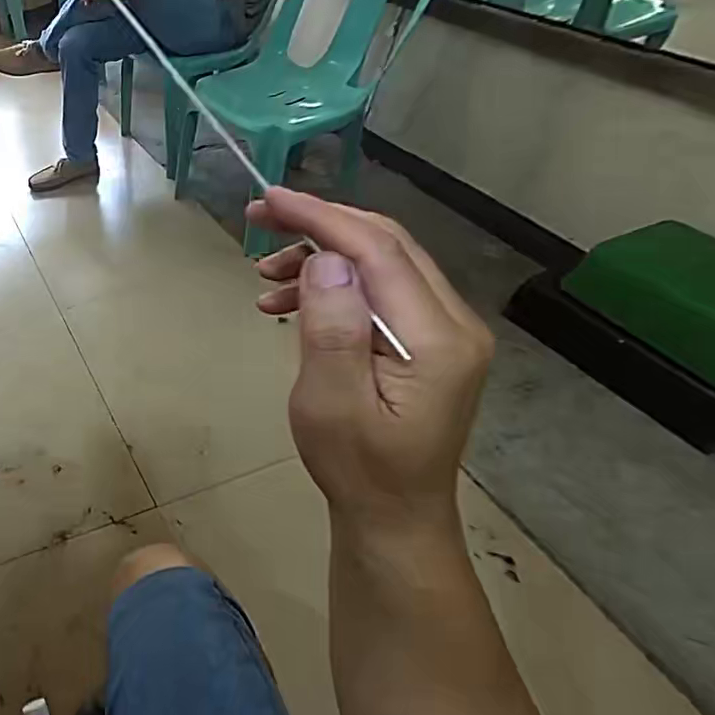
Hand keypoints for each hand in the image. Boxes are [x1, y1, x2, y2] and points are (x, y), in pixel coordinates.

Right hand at [248, 188, 494, 525]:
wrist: (392, 516)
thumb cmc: (357, 469)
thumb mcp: (330, 404)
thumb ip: (332, 328)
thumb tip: (325, 260)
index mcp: (437, 338)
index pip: (378, 251)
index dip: (322, 218)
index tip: (270, 199)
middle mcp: (453, 322)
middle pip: (385, 245)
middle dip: (320, 224)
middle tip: (261, 219)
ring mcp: (444, 329)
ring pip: (379, 263)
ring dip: (320, 256)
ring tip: (265, 274)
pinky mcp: (427, 339)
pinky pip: (378, 291)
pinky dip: (332, 285)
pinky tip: (289, 303)